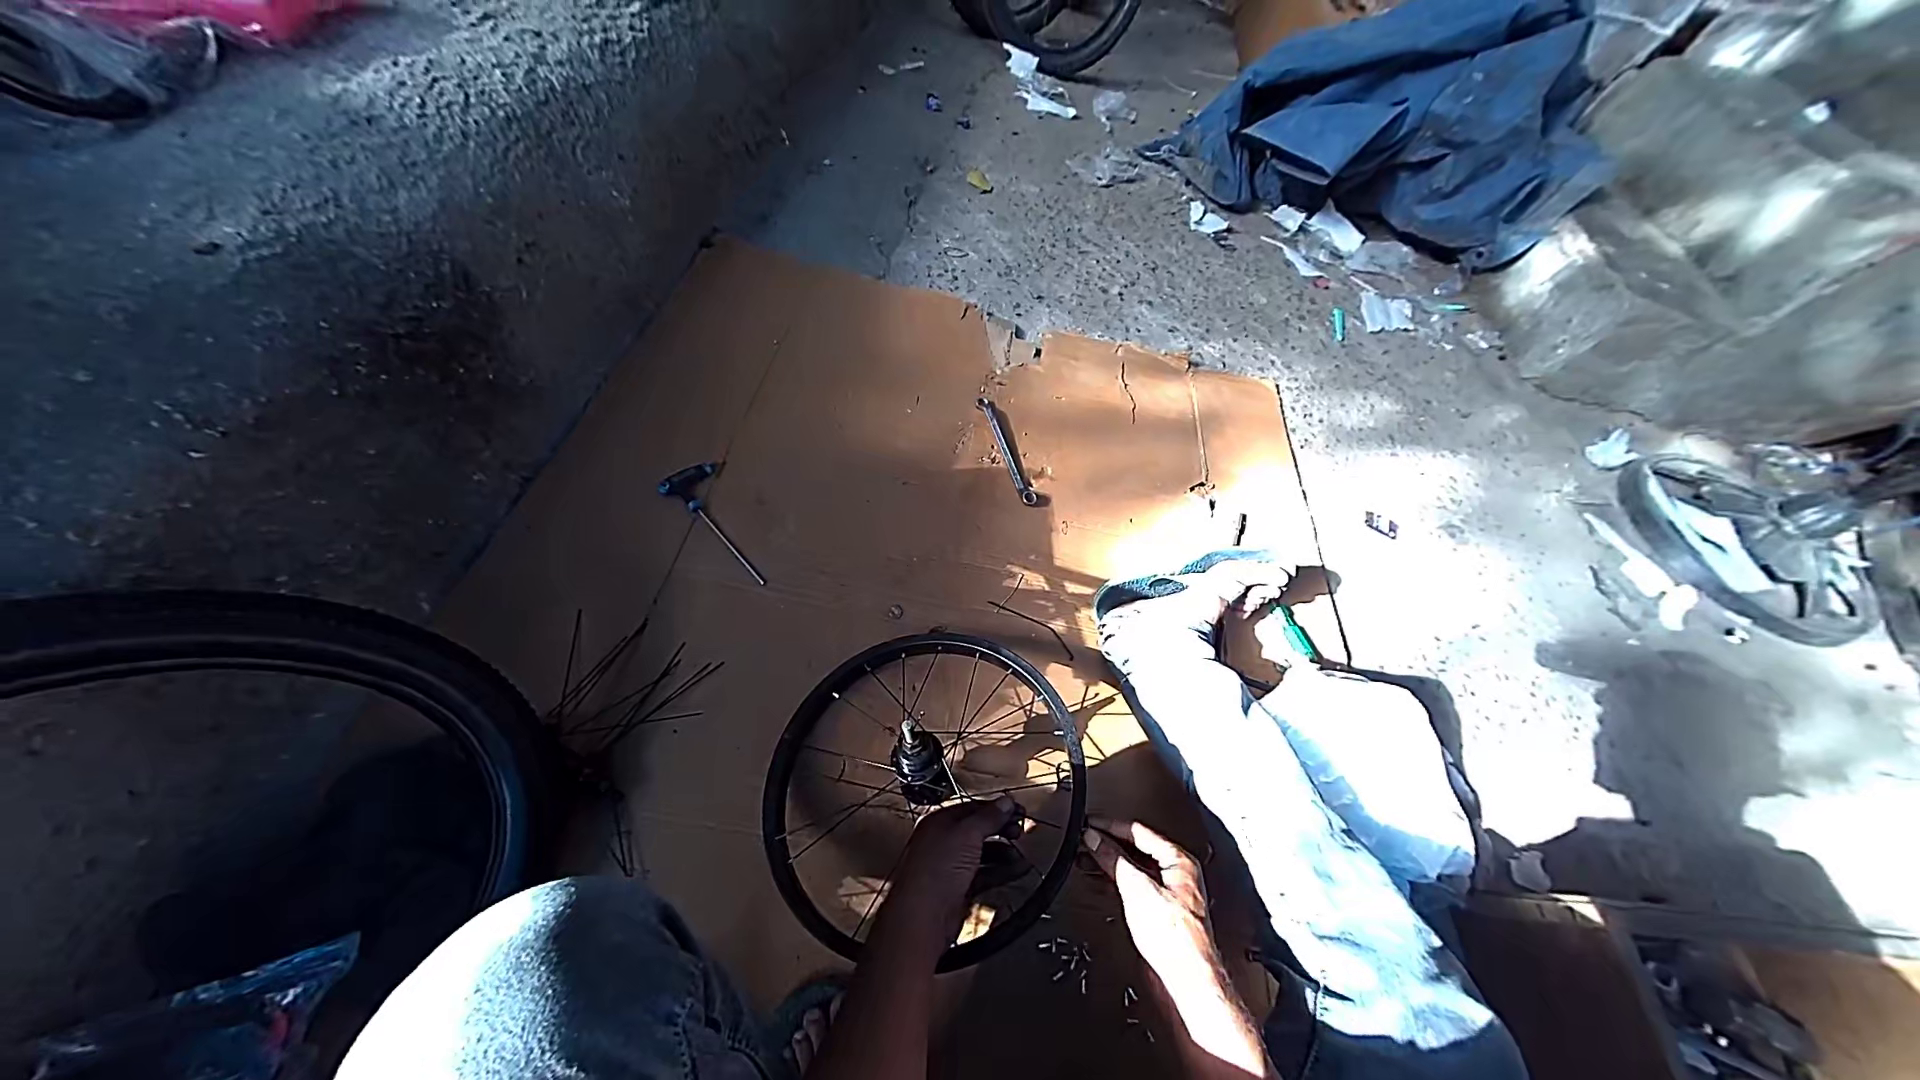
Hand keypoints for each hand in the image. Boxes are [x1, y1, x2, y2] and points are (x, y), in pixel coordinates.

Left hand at [876, 796, 1016, 945]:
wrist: (923, 918)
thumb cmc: (933, 873)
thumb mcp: (966, 835)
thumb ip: (988, 817)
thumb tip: (1004, 803)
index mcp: (939, 823)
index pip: (972, 808)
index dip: (995, 808)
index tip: (1015, 810)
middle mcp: (943, 843)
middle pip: (977, 831)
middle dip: (1000, 829)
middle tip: (1019, 830)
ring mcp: (950, 868)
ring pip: (982, 854)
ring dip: (1003, 853)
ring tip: (1020, 854)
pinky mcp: (958, 890)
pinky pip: (984, 876)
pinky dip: (1001, 873)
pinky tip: (1015, 872)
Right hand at [1083, 817, 1224, 998]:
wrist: (1187, 981)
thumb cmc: (1176, 939)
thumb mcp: (1137, 888)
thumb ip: (1113, 859)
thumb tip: (1096, 839)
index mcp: (1178, 860)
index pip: (1137, 831)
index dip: (1109, 826)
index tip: (1089, 824)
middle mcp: (1176, 874)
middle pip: (1135, 848)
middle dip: (1107, 844)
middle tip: (1084, 840)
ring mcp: (1168, 893)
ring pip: (1132, 867)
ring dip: (1108, 862)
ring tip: (1085, 857)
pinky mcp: (1159, 911)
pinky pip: (1132, 884)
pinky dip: (1113, 879)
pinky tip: (1099, 880)